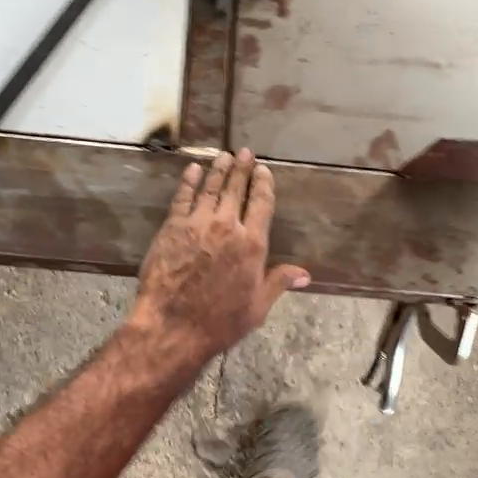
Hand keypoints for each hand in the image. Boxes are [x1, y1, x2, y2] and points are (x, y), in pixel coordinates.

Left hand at [127, 149, 310, 363]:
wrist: (173, 325)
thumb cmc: (219, 322)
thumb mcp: (257, 307)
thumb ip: (279, 282)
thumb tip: (305, 273)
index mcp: (252, 244)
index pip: (261, 204)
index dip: (263, 184)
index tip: (263, 170)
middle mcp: (227, 227)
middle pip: (236, 190)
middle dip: (241, 169)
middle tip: (244, 152)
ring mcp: (198, 224)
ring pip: (210, 189)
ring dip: (217, 170)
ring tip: (223, 156)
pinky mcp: (173, 227)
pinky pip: (182, 198)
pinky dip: (188, 182)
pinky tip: (192, 170)